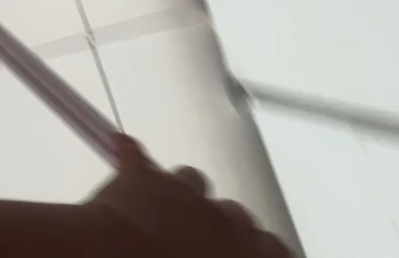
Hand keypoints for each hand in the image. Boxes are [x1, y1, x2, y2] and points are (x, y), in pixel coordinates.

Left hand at [86, 136, 291, 256]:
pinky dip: (130, 154)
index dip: (264, 251)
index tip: (252, 255)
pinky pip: (135, 153)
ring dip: (184, 190)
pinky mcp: (142, 174)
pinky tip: (123, 151)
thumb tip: (216, 254)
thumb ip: (223, 257)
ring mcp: (181, 190)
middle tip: (204, 239)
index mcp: (247, 254)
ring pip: (192, 179)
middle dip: (223, 223)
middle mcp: (222, 218)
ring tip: (167, 205)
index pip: (275, 248)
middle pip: (236, 212)